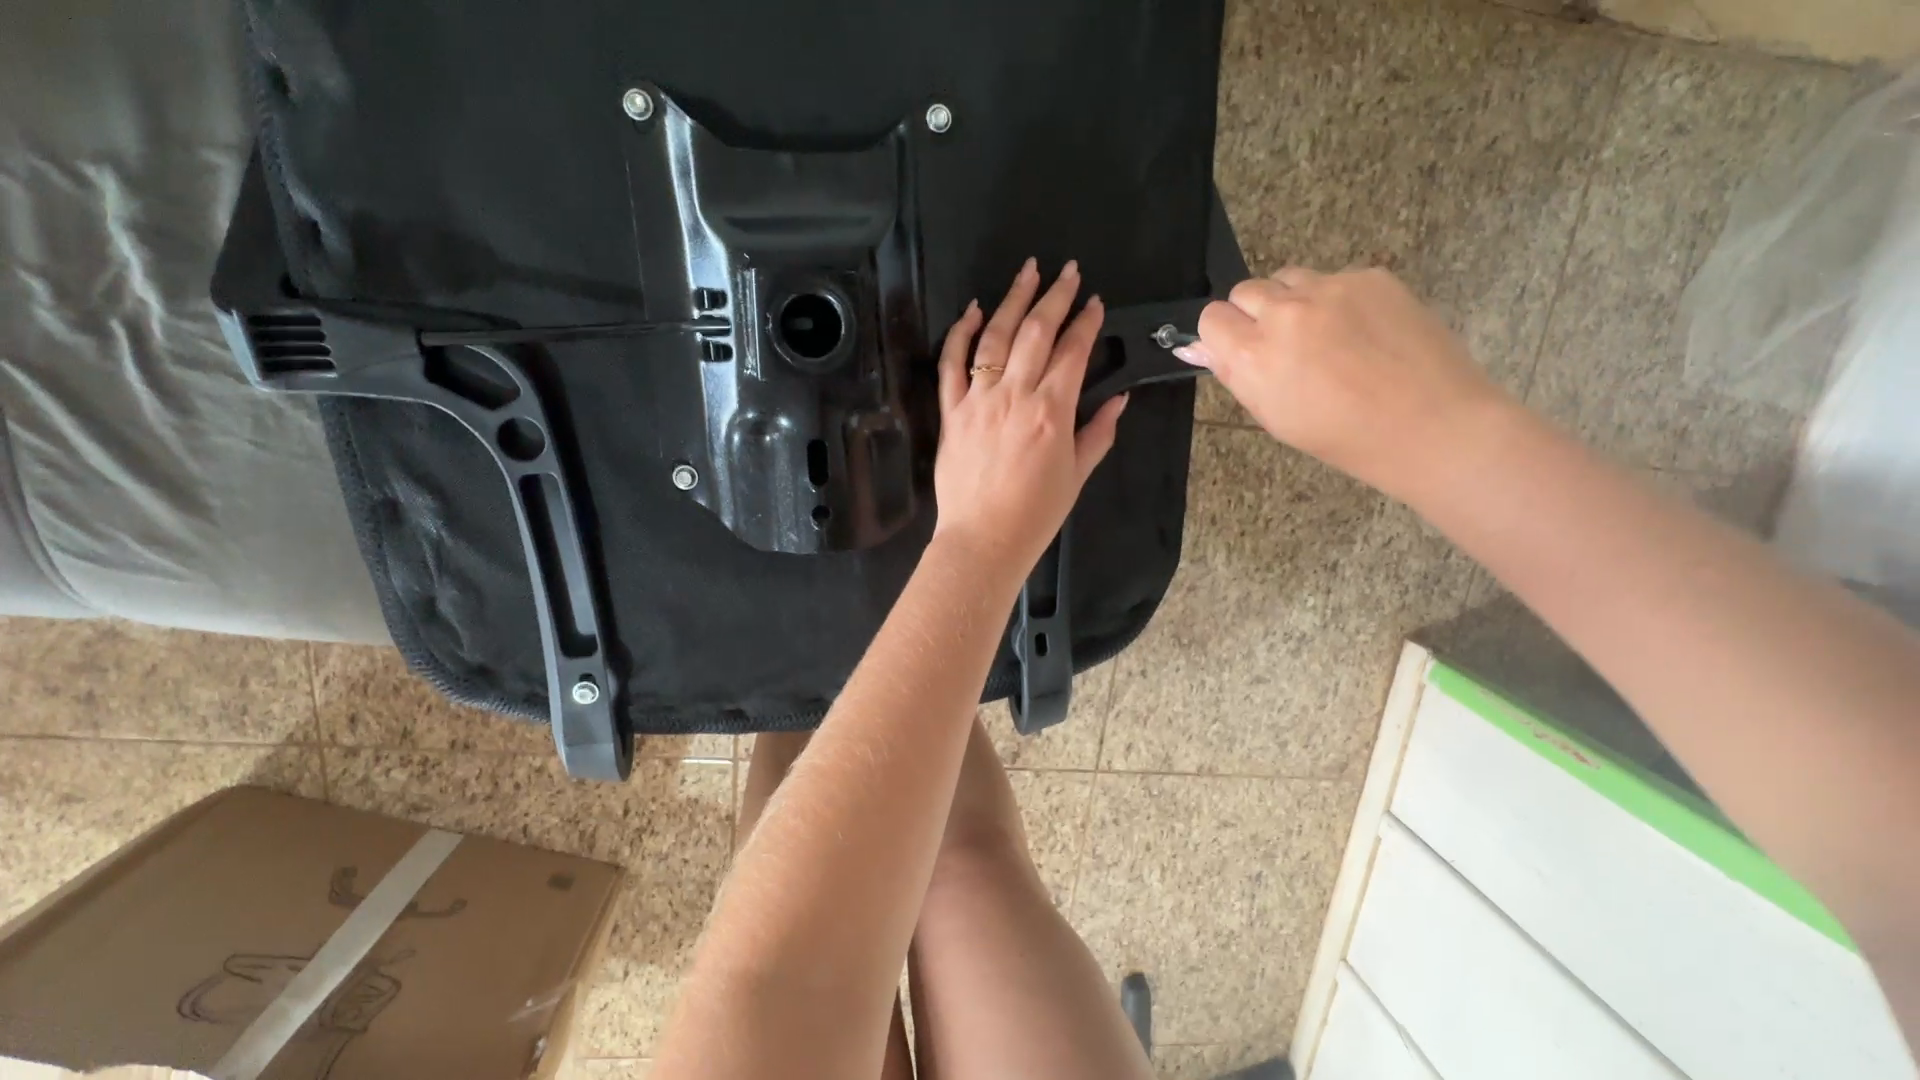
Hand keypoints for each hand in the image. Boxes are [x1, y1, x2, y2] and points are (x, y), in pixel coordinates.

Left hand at [932, 258, 1127, 579]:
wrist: (983, 540)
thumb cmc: (1036, 514)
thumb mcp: (1077, 474)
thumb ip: (1099, 432)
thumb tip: (1119, 399)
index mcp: (1052, 411)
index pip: (1072, 351)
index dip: (1086, 322)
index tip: (1094, 302)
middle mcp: (1015, 396)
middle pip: (1035, 332)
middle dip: (1055, 296)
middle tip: (1068, 271)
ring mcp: (978, 401)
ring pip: (994, 337)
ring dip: (1011, 300)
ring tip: (1027, 272)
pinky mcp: (951, 413)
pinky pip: (951, 365)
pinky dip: (960, 334)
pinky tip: (971, 310)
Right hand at [1184, 267, 1514, 500]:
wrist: (1431, 425)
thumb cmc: (1345, 437)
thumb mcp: (1274, 417)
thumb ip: (1234, 373)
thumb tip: (1198, 348)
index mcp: (1254, 355)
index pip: (1212, 317)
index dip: (1224, 335)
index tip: (1242, 352)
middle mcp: (1285, 313)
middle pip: (1246, 291)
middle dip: (1256, 315)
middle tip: (1286, 347)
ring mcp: (1330, 288)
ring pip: (1289, 279)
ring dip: (1294, 301)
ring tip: (1325, 336)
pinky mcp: (1370, 276)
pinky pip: (1336, 279)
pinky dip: (1339, 300)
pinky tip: (1364, 333)